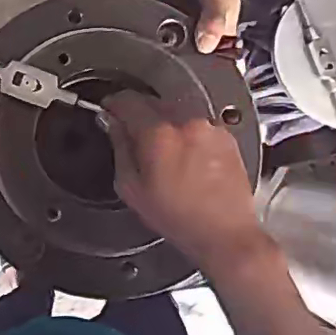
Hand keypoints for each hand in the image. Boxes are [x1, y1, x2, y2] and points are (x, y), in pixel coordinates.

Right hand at [104, 91, 272, 272]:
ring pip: (176, 111)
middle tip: (131, 133)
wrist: (224, 233)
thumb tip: (114, 126)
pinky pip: (196, 123)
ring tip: (160, 151)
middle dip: (139, 114)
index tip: (109, 108)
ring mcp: (209, 128)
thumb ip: (120, 149)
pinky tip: (183, 156)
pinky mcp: (225, 136)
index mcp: (158, 134)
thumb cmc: (181, 218)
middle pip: (153, 101)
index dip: (114, 103)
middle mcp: (186, 124)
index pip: (129, 101)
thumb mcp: (132, 189)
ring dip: (163, 122)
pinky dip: (186, 132)